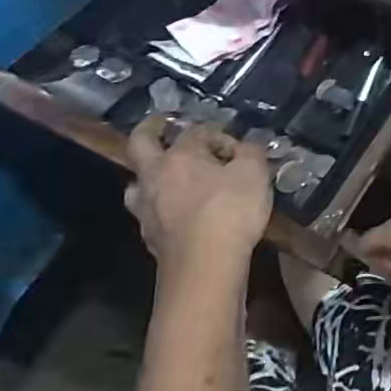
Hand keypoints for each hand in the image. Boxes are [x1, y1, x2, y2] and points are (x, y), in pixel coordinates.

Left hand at [125, 117, 272, 286]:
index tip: (238, 148)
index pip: (197, 132)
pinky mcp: (150, 238)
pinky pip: (149, 214)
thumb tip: (248, 147)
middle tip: (162, 124)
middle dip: (150, 129)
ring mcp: (146, 209)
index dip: (218, 134)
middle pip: (140, 144)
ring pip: (136, 183)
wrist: (205, 266)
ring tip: (164, 177)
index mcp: (180, 155)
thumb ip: (252, 153)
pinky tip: (174, 213)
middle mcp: (155, 176)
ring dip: (147, 175)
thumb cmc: (230, 212)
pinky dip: (159, 208)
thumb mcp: (254, 174)